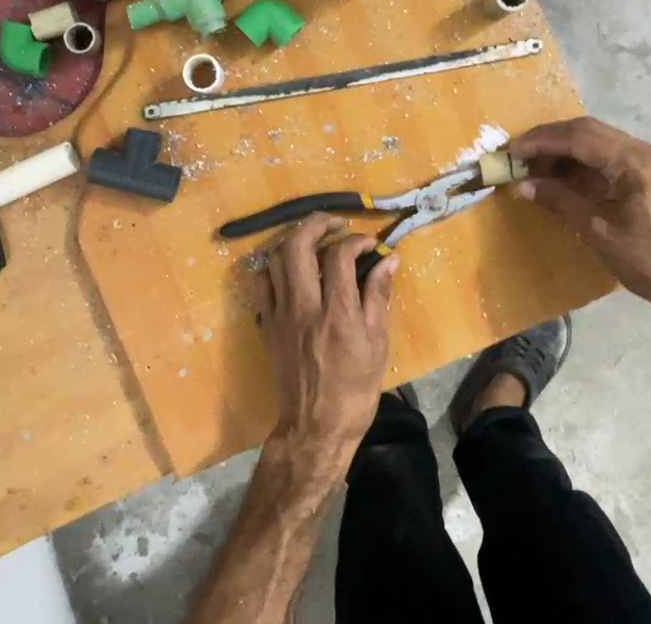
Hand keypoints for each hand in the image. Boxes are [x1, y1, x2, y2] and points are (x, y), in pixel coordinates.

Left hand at [256, 214, 396, 483]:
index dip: (355, 239)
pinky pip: (261, 283)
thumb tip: (388, 259)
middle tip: (335, 224)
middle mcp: (304, 306)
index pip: (339, 255)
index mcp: (338, 312)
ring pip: (276, 258)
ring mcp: (280, 314)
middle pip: (298, 245)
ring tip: (314, 242)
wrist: (316, 427)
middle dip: (316, 224)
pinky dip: (274, 267)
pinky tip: (290, 270)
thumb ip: (378, 296)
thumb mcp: (378, 344)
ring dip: (295, 241)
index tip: (369, 242)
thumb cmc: (355, 390)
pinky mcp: (267, 324)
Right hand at [509, 117, 650, 311]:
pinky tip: (561, 177)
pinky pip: (610, 157)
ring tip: (534, 168)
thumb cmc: (649, 261)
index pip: (579, 137)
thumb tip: (524, 185)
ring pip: (598, 142)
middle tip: (518, 156)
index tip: (511, 151)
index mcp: (636, 162)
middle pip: (588, 131)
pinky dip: (582, 162)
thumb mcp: (599, 231)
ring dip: (564, 151)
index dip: (541, 141)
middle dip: (549, 141)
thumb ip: (561, 201)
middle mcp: (646, 152)